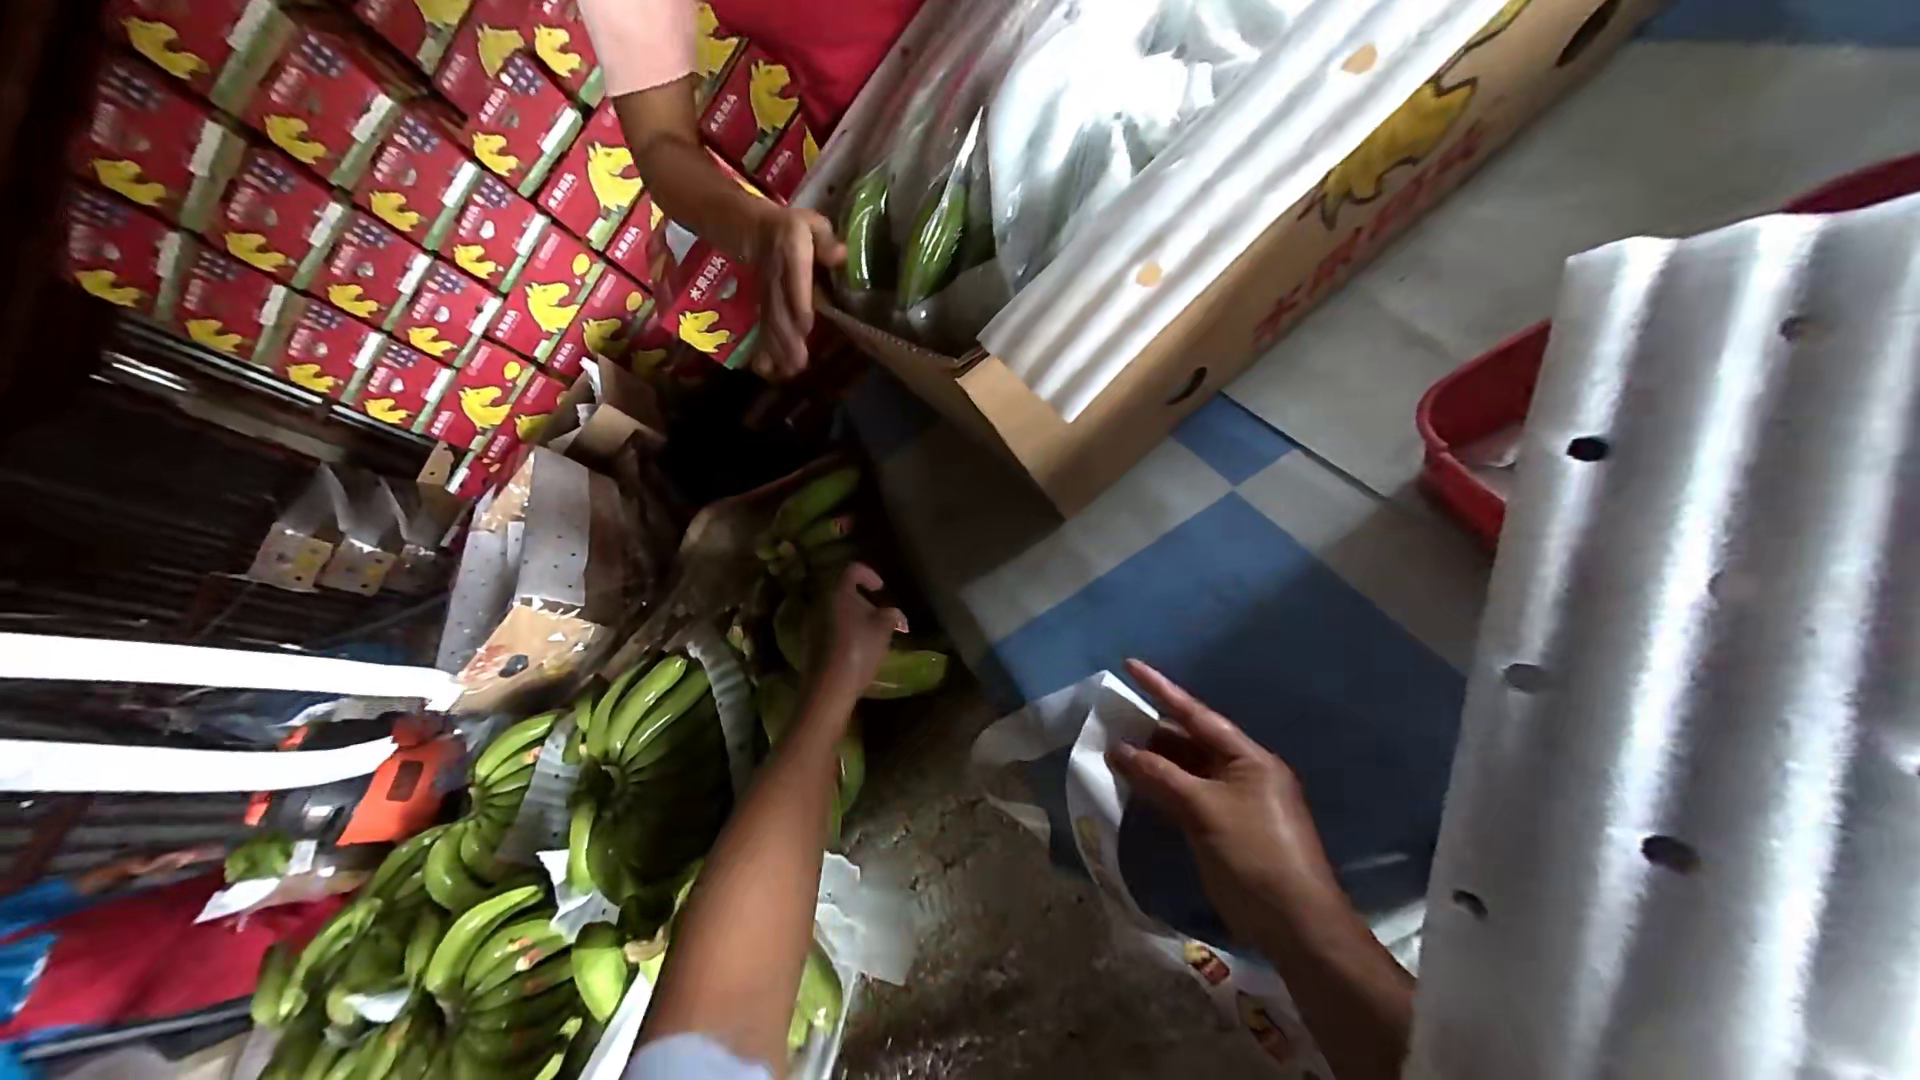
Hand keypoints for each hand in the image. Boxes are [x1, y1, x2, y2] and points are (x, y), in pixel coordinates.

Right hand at [746, 204, 845, 381]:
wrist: (752, 229)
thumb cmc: (793, 228)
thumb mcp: (811, 223)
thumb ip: (826, 239)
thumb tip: (841, 255)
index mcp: (790, 252)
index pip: (794, 280)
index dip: (798, 303)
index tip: (805, 327)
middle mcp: (775, 276)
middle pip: (779, 308)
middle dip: (787, 337)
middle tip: (798, 362)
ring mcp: (765, 292)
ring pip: (770, 321)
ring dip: (777, 348)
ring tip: (790, 370)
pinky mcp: (760, 305)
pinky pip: (761, 327)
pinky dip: (765, 349)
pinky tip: (770, 371)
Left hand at [816, 563, 906, 702]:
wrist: (828, 686)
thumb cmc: (859, 649)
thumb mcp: (883, 630)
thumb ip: (891, 615)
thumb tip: (893, 614)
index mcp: (838, 593)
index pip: (852, 570)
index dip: (869, 575)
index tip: (881, 589)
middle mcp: (820, 603)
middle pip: (843, 592)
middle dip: (863, 602)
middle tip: (880, 617)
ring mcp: (811, 623)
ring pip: (835, 612)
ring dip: (853, 619)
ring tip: (870, 636)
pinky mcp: (808, 643)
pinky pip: (828, 628)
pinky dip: (843, 632)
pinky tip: (856, 650)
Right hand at [1108, 659, 1346, 951]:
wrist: (1295, 925)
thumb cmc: (1254, 854)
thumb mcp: (1204, 809)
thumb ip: (1160, 776)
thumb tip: (1118, 750)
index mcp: (1249, 758)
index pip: (1198, 715)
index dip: (1162, 689)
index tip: (1130, 664)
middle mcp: (1242, 772)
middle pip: (1189, 741)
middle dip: (1151, 729)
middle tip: (1112, 715)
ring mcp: (1232, 801)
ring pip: (1185, 769)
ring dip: (1152, 761)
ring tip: (1114, 745)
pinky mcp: (1222, 827)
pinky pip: (1185, 795)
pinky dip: (1160, 788)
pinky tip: (1135, 785)